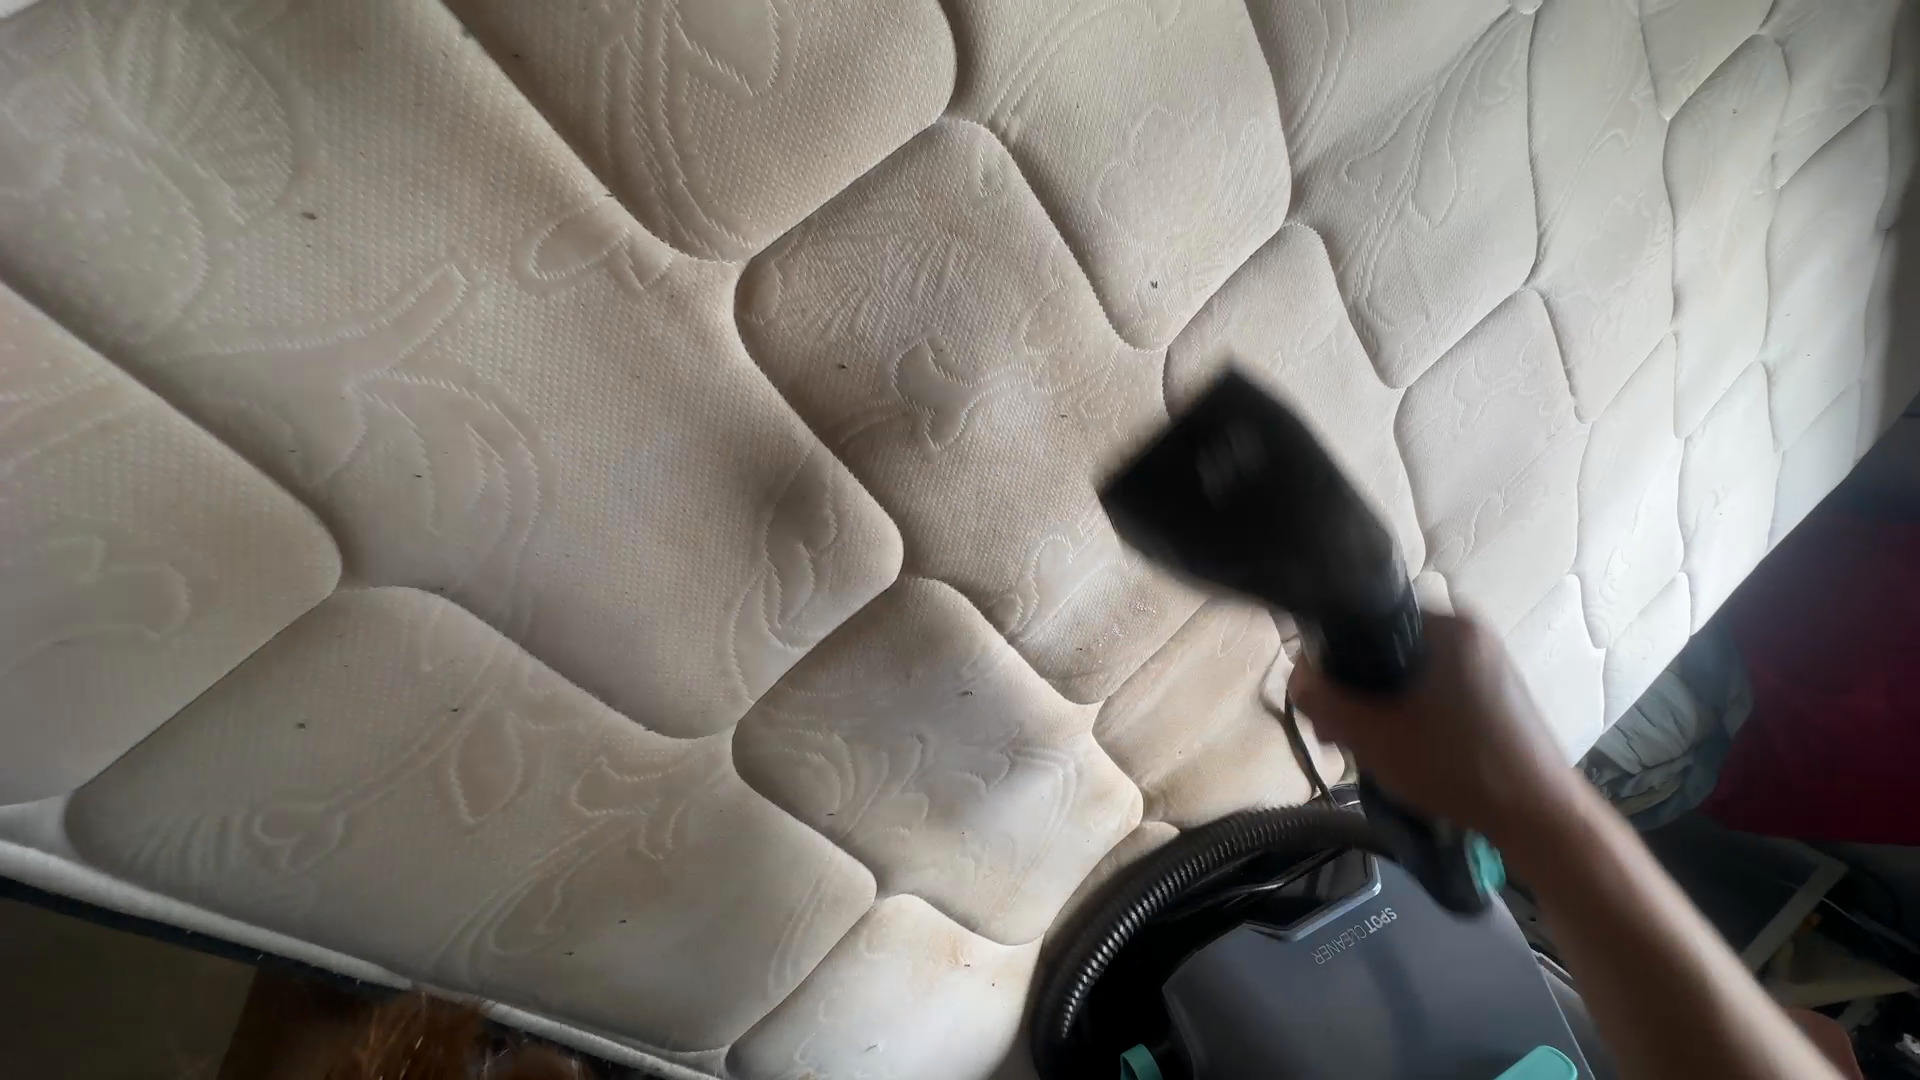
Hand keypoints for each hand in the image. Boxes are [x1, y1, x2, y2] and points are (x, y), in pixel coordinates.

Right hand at [1287, 613, 1580, 844]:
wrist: (1541, 821)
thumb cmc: (1457, 767)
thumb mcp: (1371, 734)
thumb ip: (1322, 700)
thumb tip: (1297, 680)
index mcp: (1447, 626)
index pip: (1363, 622)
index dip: (1328, 660)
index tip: (1319, 701)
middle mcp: (1471, 634)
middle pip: (1382, 649)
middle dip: (1351, 690)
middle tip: (1335, 731)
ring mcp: (1487, 664)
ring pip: (1405, 673)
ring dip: (1375, 706)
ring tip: (1362, 745)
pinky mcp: (1495, 694)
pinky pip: (1431, 690)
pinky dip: (1406, 712)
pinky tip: (1397, 747)